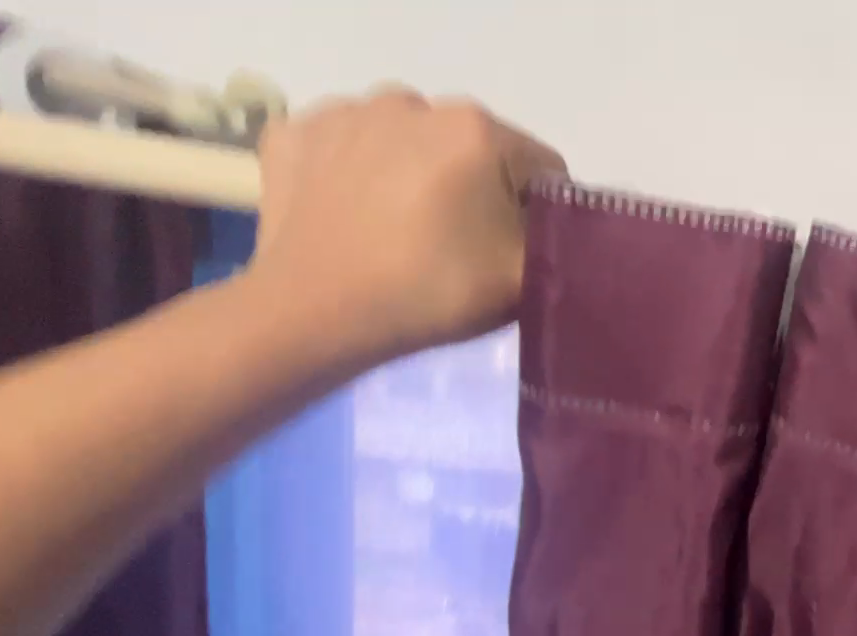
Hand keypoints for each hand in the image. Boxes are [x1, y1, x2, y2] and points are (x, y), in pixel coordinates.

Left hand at [248, 88, 566, 368]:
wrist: (317, 311)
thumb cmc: (435, 290)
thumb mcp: (527, 277)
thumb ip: (560, 244)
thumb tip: (561, 229)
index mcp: (476, 129)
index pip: (543, 169)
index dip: (543, 214)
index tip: (519, 252)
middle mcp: (412, 102)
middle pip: (476, 151)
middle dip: (481, 190)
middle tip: (465, 248)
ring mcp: (345, 111)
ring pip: (413, 144)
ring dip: (422, 177)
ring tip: (408, 231)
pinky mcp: (295, 131)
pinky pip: (353, 148)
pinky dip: (364, 176)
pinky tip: (361, 219)